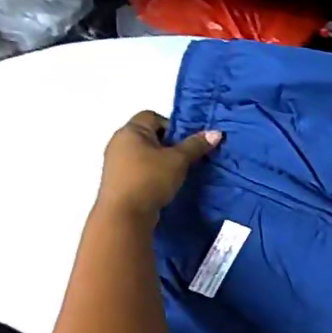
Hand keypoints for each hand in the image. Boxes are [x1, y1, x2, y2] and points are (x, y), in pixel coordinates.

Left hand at [94, 111, 221, 220]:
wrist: (124, 216)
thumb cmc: (150, 179)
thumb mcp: (178, 160)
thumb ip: (196, 145)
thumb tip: (216, 133)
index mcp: (130, 131)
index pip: (153, 116)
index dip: (172, 126)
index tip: (186, 143)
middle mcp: (118, 142)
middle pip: (149, 135)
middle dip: (169, 145)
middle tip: (185, 158)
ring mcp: (115, 162)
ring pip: (144, 154)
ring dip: (161, 161)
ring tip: (177, 173)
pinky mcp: (117, 180)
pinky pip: (138, 169)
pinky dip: (152, 173)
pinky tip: (164, 185)